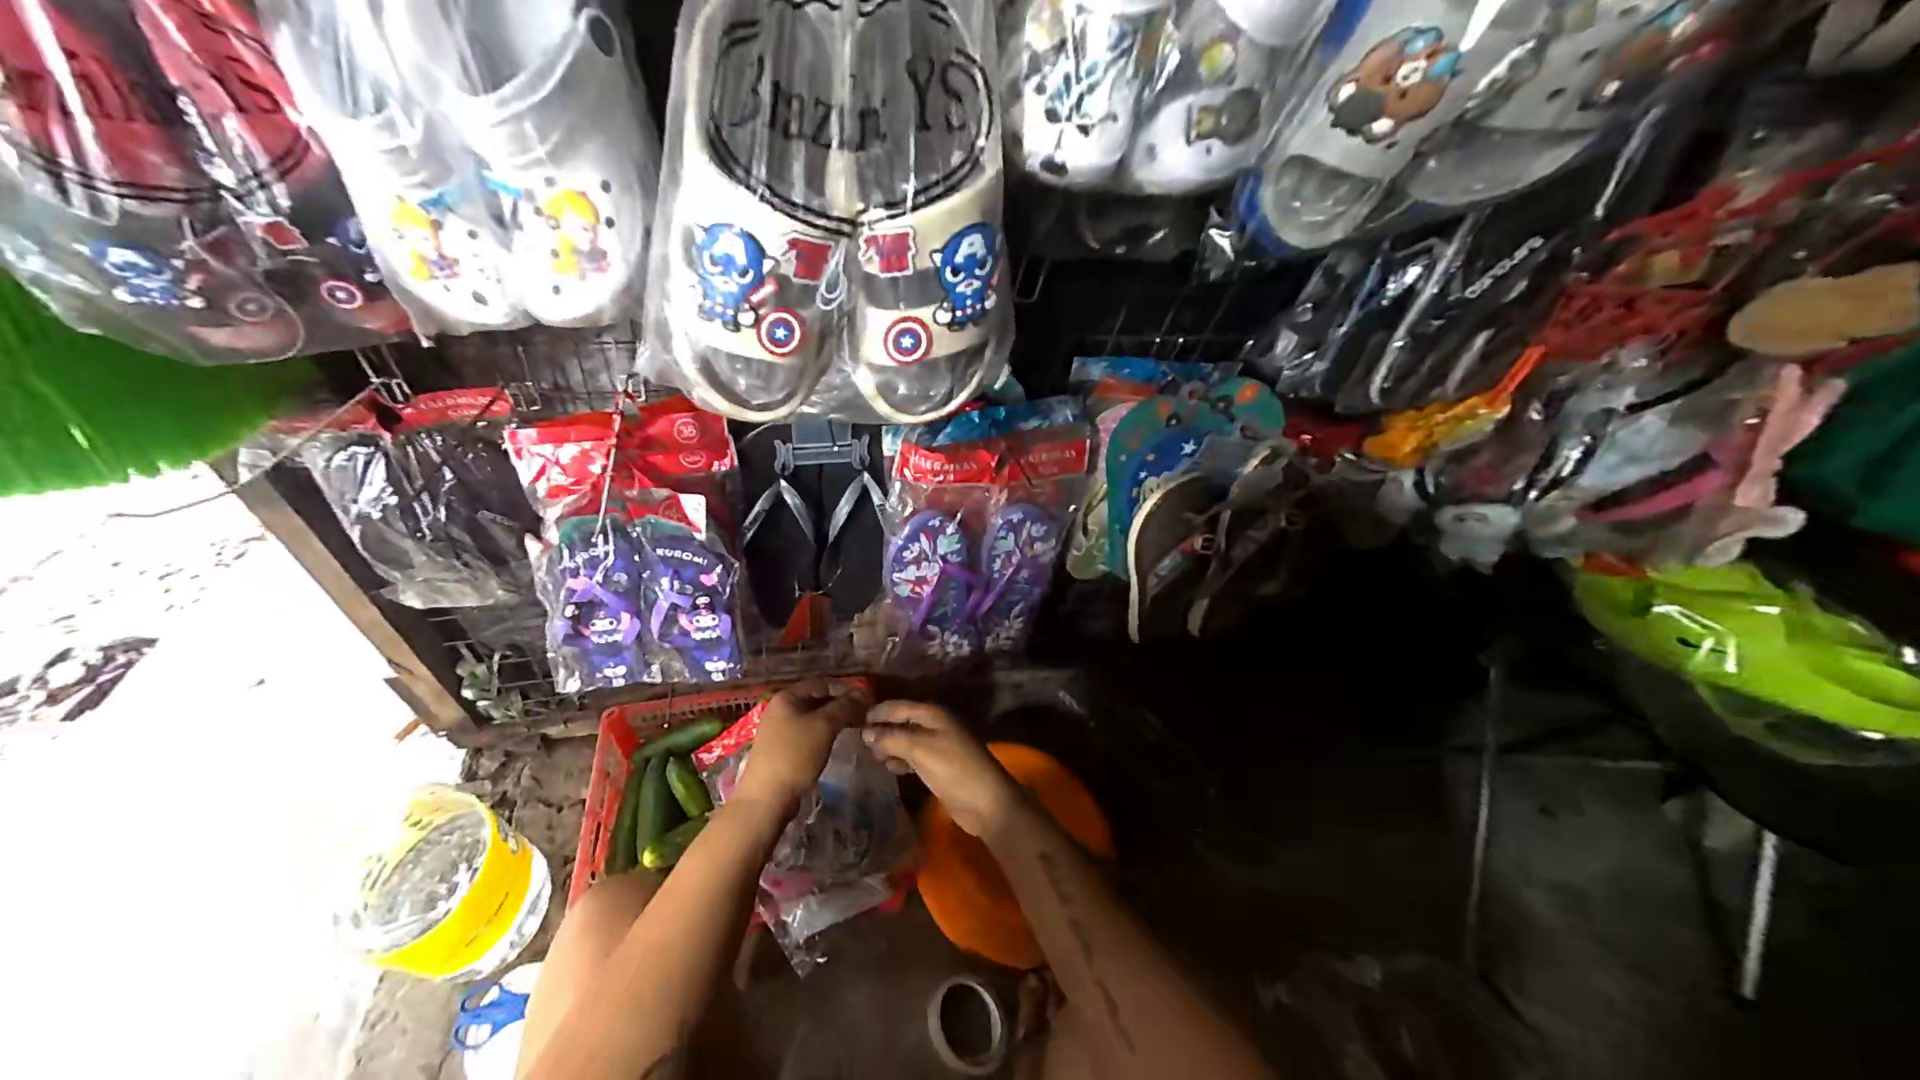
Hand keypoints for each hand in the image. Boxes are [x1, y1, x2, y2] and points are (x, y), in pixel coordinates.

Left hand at [733, 680, 870, 810]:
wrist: (767, 797)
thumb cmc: (795, 755)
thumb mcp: (823, 726)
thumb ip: (844, 707)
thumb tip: (863, 692)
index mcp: (786, 697)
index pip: (822, 683)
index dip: (846, 688)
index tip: (867, 698)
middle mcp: (781, 708)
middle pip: (817, 699)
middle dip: (841, 704)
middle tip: (865, 713)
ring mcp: (780, 729)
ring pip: (814, 717)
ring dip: (835, 719)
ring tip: (856, 725)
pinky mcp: (783, 747)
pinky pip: (808, 732)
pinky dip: (825, 732)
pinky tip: (837, 739)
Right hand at [863, 701, 1027, 841]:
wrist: (986, 801)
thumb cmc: (953, 768)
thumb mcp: (919, 748)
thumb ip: (891, 737)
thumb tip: (865, 732)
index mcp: (932, 713)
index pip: (896, 706)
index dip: (875, 713)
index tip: (851, 723)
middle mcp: (934, 723)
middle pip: (901, 721)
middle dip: (880, 731)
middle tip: (856, 745)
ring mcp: (938, 744)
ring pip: (905, 740)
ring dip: (889, 747)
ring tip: (871, 758)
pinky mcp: (939, 765)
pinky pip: (913, 756)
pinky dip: (900, 760)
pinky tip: (889, 768)